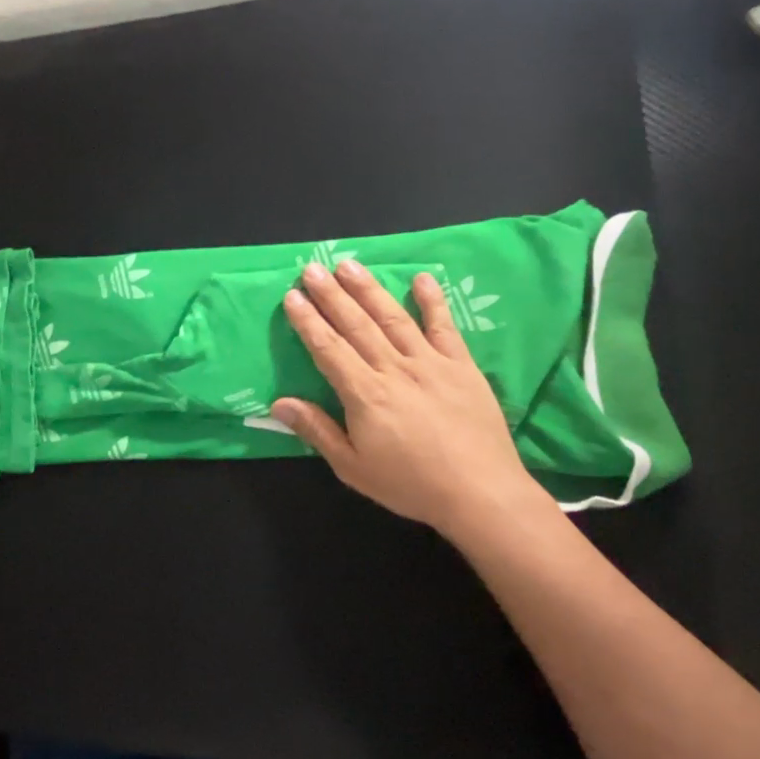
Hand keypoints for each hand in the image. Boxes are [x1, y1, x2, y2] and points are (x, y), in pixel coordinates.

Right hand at [271, 261, 545, 535]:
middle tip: (312, 268)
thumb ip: (317, 430)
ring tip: (349, 265)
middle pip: (357, 325)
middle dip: (332, 295)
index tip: (292, 296)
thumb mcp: (352, 467)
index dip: (308, 322)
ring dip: (369, 290)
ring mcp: (431, 364)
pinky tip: (421, 279)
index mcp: (365, 394)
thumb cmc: (409, 484)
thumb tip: (279, 404)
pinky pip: (445, 327)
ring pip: (394, 318)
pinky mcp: (462, 367)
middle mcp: (394, 369)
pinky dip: (433, 302)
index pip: (328, 349)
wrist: (480, 493)